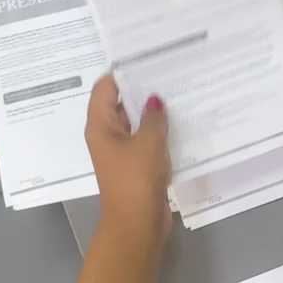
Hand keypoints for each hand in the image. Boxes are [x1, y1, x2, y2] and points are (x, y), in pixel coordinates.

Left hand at [84, 75, 171, 242]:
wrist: (137, 223)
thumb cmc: (136, 179)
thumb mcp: (148, 142)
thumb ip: (153, 117)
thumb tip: (154, 100)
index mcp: (100, 126)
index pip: (105, 88)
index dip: (122, 72)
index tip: (146, 59)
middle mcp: (108, 136)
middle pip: (120, 104)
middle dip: (142, 89)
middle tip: (169, 71)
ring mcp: (122, 152)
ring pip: (137, 123)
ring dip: (153, 112)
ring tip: (180, 92)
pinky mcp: (138, 165)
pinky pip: (148, 141)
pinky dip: (160, 132)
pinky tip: (182, 123)